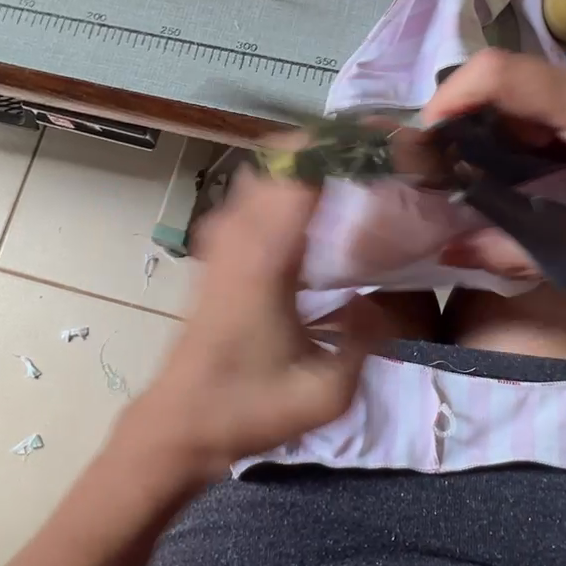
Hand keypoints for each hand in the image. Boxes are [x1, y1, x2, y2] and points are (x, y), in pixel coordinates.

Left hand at [125, 172, 366, 479]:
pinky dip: (284, 184)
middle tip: (377, 162)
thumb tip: (383, 298)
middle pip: (282, 156)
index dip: (341, 144)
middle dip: (330, 147)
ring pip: (264, 170)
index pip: (301, 169)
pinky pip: (251, 193)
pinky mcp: (213, 249)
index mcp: (267, 256)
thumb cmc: (249, 408)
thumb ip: (367, 340)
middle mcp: (239, 233)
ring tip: (352, 179)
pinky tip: (315, 211)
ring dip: (306, 164)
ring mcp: (220, 237)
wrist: (180, 422)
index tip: (385, 144)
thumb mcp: (326, 392)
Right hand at [426, 49, 565, 299]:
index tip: (424, 144)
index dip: (450, 100)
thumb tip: (444, 248)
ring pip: (527, 94)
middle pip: (510, 84)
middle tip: (445, 176)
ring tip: (477, 181)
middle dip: (468, 127)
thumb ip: (514, 250)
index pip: (502, 75)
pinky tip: (518, 171)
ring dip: (495, 133)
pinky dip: (523, 133)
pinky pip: (549, 102)